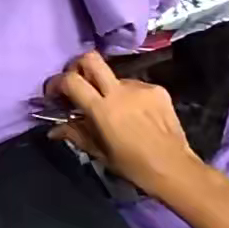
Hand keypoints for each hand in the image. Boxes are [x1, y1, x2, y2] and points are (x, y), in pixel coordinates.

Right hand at [43, 52, 218, 202]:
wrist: (175, 168)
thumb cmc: (132, 165)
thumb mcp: (98, 152)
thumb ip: (75, 134)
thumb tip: (53, 130)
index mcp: (102, 109)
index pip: (71, 81)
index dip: (56, 82)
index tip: (53, 93)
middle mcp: (120, 92)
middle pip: (91, 59)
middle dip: (77, 66)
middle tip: (76, 82)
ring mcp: (141, 88)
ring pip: (114, 76)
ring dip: (106, 87)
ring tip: (112, 109)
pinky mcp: (158, 90)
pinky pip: (134, 86)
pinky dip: (128, 96)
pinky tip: (134, 113)